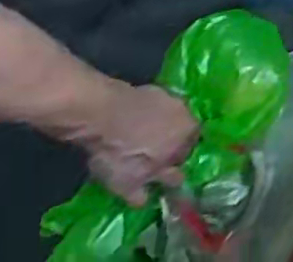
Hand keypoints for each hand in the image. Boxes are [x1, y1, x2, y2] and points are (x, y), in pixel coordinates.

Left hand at [77, 84, 199, 205]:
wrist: (106, 113)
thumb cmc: (118, 152)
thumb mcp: (125, 184)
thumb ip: (141, 194)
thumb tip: (148, 202)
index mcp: (184, 145)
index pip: (184, 162)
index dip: (172, 171)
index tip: (162, 176)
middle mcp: (187, 121)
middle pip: (185, 139)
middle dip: (173, 148)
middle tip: (155, 156)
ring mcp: (175, 103)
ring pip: (175, 121)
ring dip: (165, 130)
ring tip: (144, 138)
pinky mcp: (161, 90)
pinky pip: (162, 107)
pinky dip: (154, 115)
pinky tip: (137, 122)